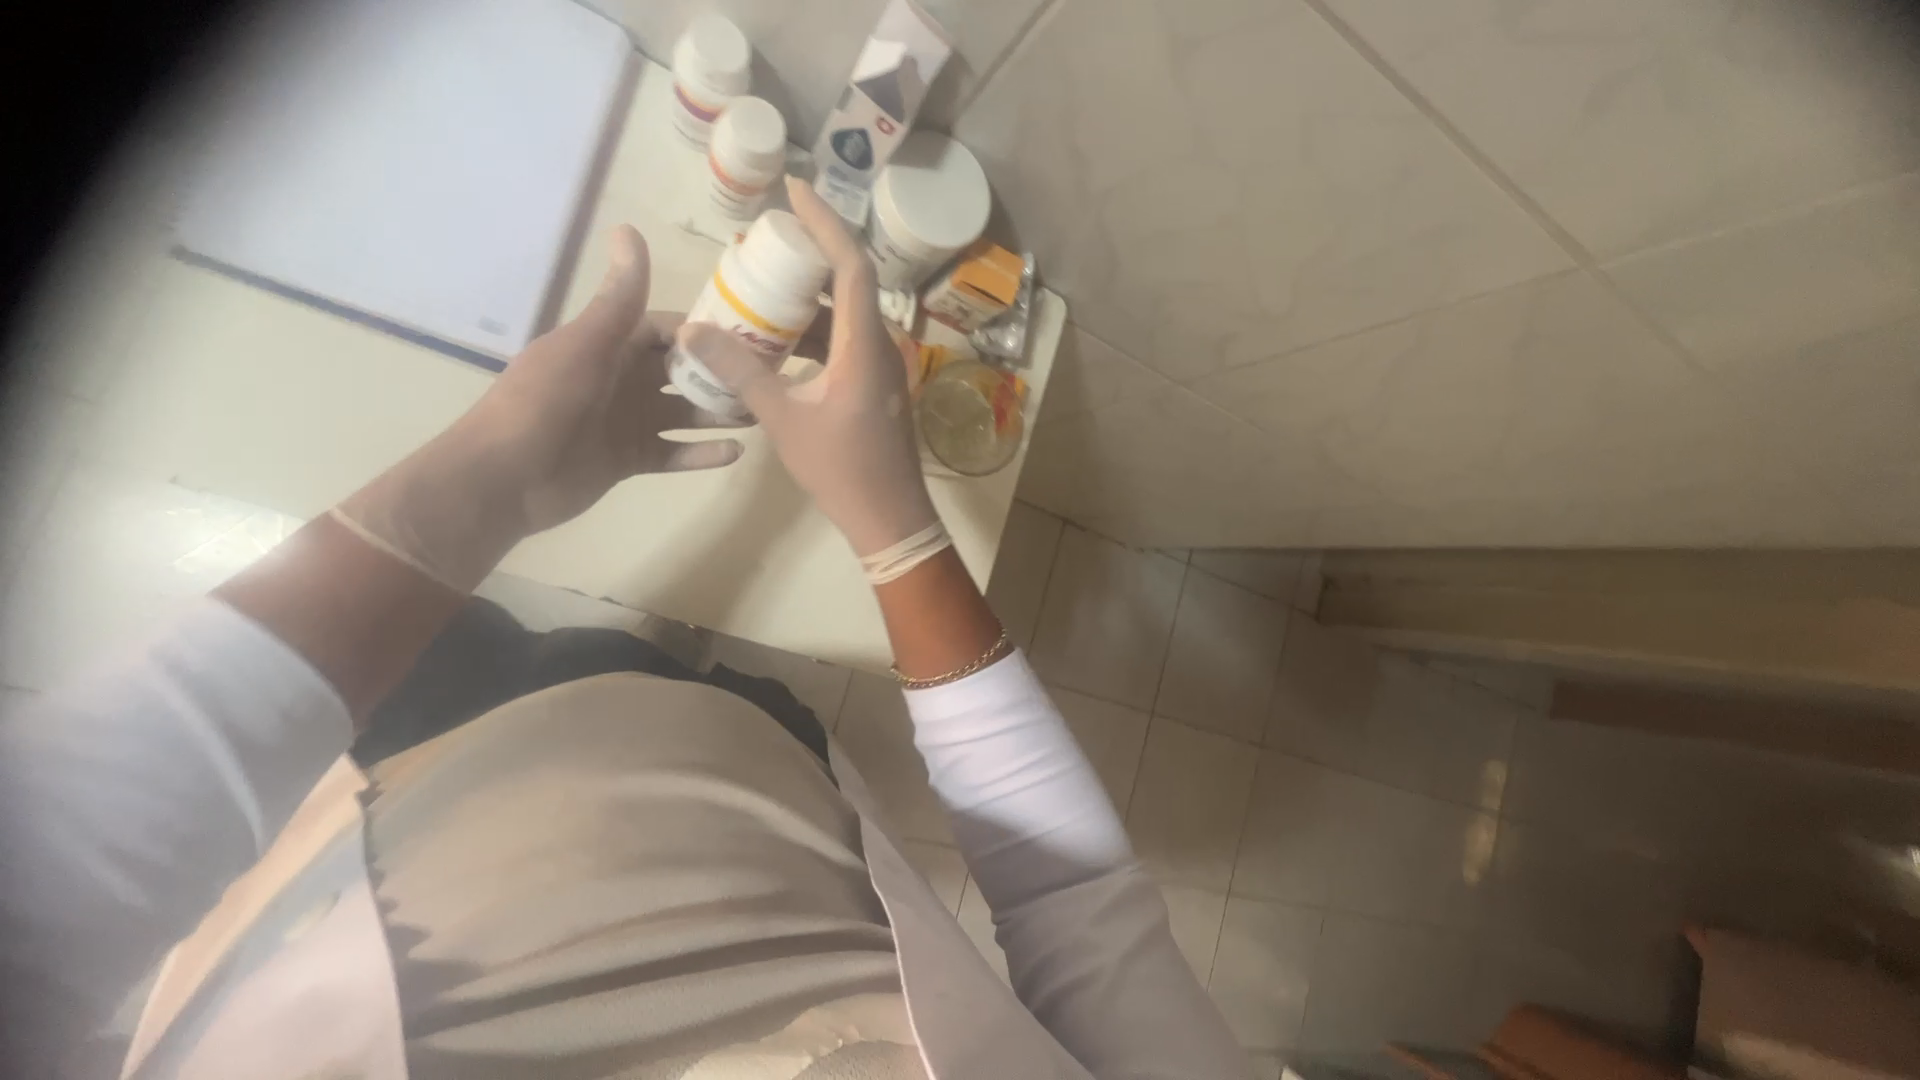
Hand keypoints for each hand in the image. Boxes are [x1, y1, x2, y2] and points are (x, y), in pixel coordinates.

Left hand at [337, 226, 744, 590]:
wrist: (504, 479)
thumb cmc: (543, 402)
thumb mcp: (585, 344)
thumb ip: (618, 298)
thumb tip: (631, 229)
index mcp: (609, 346)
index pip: (668, 331)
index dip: (706, 333)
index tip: (751, 338)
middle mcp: (622, 380)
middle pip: (682, 372)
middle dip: (720, 376)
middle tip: (767, 381)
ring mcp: (626, 422)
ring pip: (684, 412)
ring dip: (718, 414)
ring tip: (759, 416)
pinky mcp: (629, 460)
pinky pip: (674, 453)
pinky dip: (701, 454)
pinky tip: (734, 454)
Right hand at [677, 177, 936, 557]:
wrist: (889, 517)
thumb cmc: (841, 469)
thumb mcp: (783, 419)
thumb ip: (740, 373)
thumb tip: (693, 332)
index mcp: (863, 345)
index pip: (851, 265)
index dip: (825, 223)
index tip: (794, 191)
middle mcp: (880, 346)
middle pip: (850, 283)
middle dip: (809, 257)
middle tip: (764, 242)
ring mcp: (883, 367)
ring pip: (846, 315)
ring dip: (808, 299)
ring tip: (763, 286)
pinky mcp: (877, 385)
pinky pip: (846, 342)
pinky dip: (816, 331)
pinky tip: (780, 338)